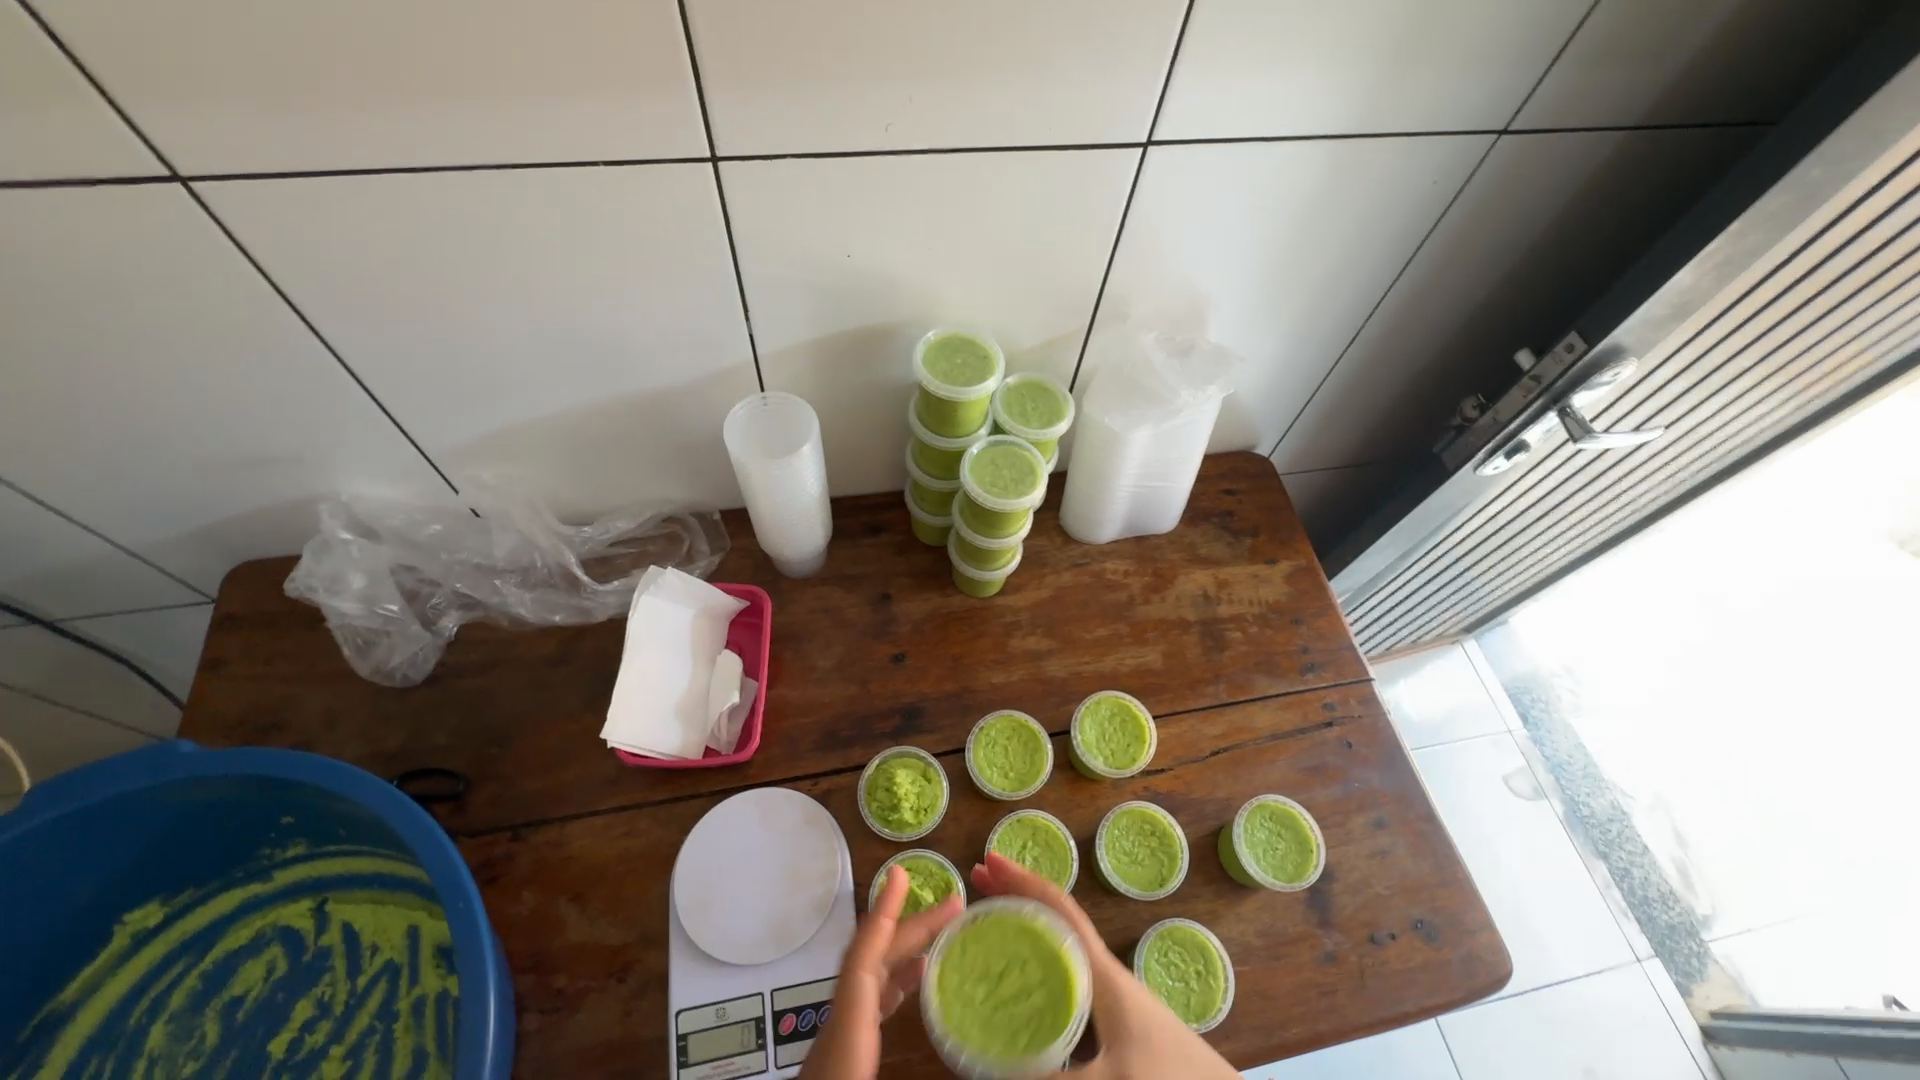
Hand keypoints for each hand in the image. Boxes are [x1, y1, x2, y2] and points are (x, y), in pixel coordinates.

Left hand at [800, 864, 962, 1079]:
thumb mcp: (864, 1074)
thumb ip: (916, 1069)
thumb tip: (967, 1053)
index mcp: (844, 1039)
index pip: (861, 963)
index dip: (883, 916)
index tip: (900, 874)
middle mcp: (837, 1030)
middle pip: (872, 963)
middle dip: (911, 927)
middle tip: (953, 903)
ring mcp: (839, 1040)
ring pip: (871, 979)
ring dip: (905, 948)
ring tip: (944, 928)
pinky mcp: (844, 1055)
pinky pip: (871, 1003)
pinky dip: (896, 980)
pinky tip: (920, 976)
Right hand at [970, 854, 1239, 1079]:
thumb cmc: (1170, 1077)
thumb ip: (1048, 1077)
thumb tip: (990, 1071)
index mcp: (1103, 973)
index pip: (1060, 909)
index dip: (1024, 881)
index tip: (990, 860)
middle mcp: (1105, 975)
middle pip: (1055, 921)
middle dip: (1017, 897)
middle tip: (978, 887)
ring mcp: (1111, 999)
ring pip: (1060, 951)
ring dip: (1028, 931)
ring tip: (991, 929)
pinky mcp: (1116, 1026)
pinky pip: (1067, 981)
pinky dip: (1040, 966)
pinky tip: (1023, 989)